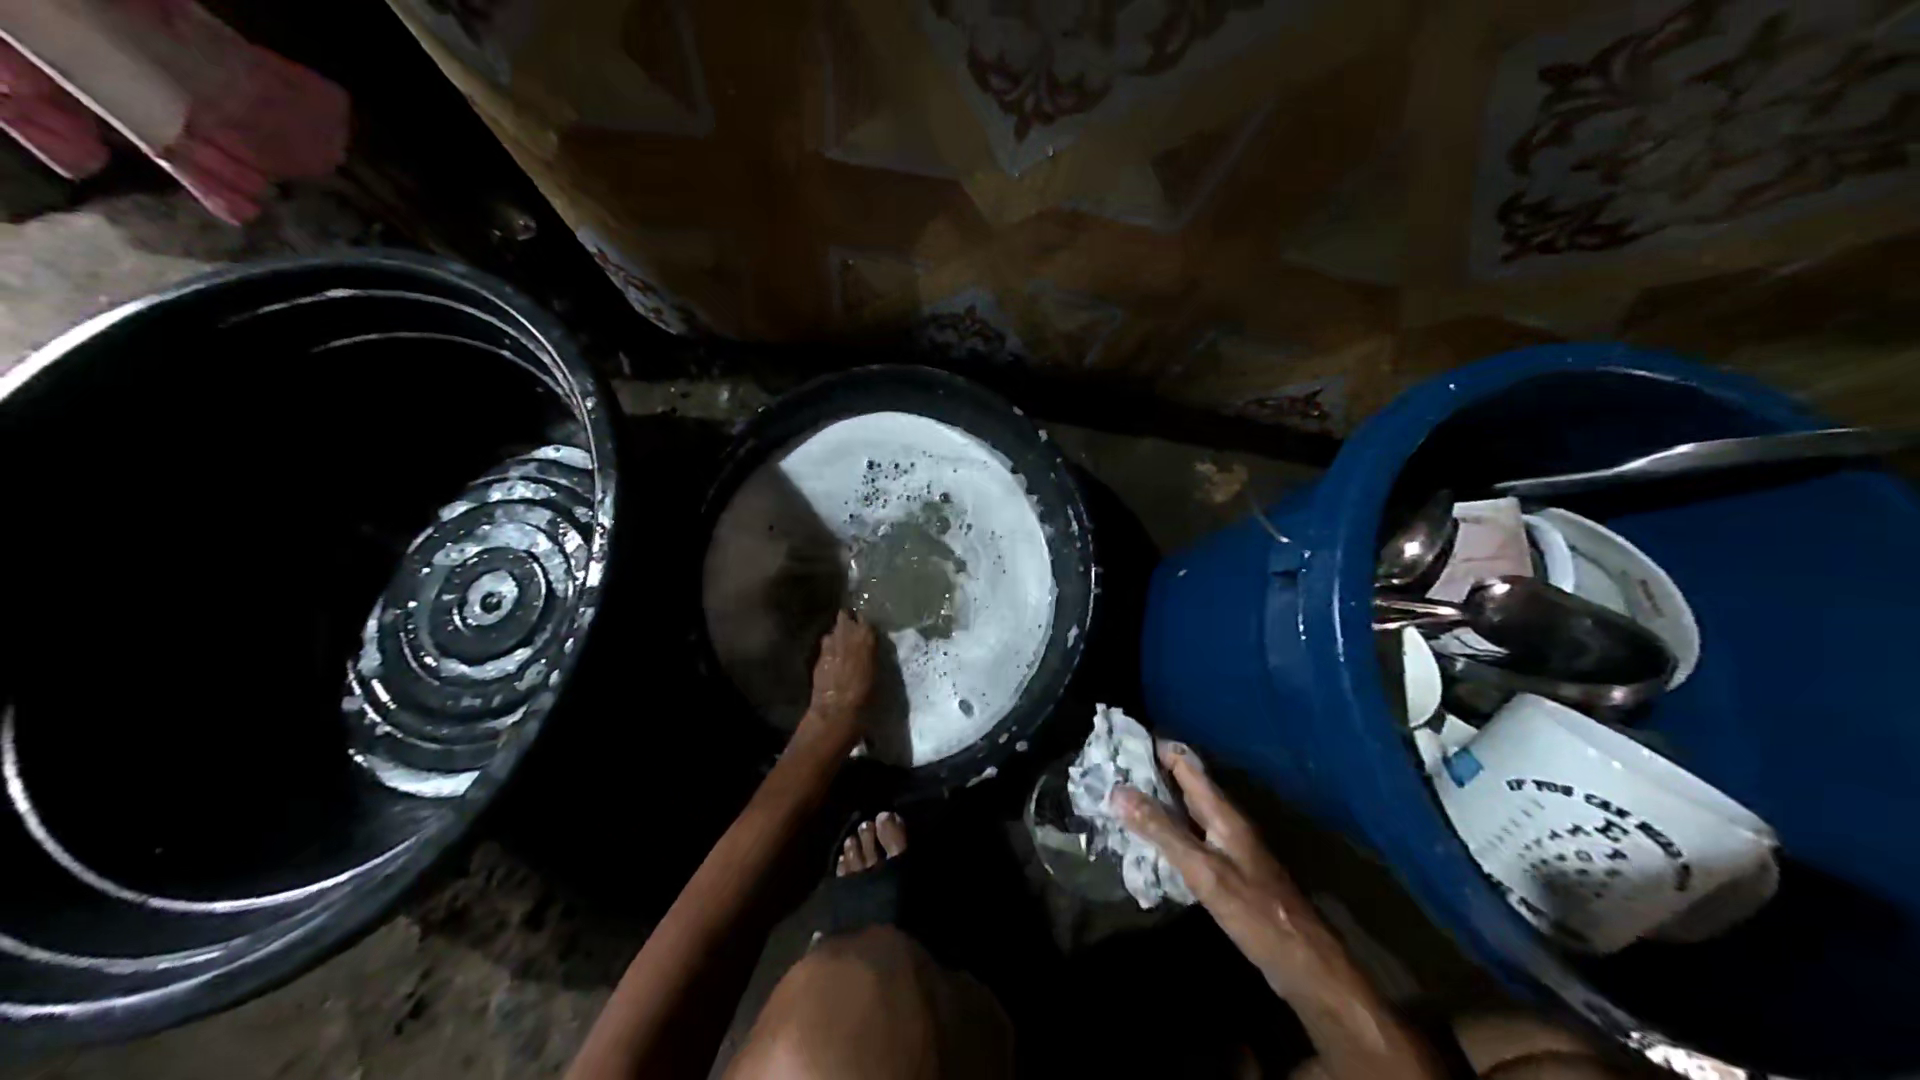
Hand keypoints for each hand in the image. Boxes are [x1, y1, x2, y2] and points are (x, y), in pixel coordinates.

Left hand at [798, 611, 874, 746]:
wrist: (837, 709)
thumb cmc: (866, 693)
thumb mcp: (877, 670)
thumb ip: (871, 652)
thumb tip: (870, 646)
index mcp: (866, 636)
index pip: (864, 617)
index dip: (863, 621)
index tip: (865, 626)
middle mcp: (846, 633)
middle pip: (844, 616)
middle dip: (847, 620)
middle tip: (851, 629)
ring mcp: (829, 643)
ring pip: (833, 629)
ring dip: (837, 634)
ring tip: (842, 644)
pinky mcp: (818, 655)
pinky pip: (826, 645)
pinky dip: (829, 648)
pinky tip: (833, 657)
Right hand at [1114, 742, 1354, 1002]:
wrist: (1303, 961)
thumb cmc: (1253, 910)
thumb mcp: (1202, 869)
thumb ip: (1161, 830)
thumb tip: (1117, 792)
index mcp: (1222, 812)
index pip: (1186, 763)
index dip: (1156, 749)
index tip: (1120, 744)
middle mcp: (1226, 821)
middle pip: (1185, 785)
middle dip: (1151, 775)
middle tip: (1110, 774)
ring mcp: (1229, 845)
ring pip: (1186, 811)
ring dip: (1157, 804)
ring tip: (1119, 804)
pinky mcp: (1228, 869)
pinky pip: (1190, 837)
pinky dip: (1167, 832)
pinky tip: (1148, 844)